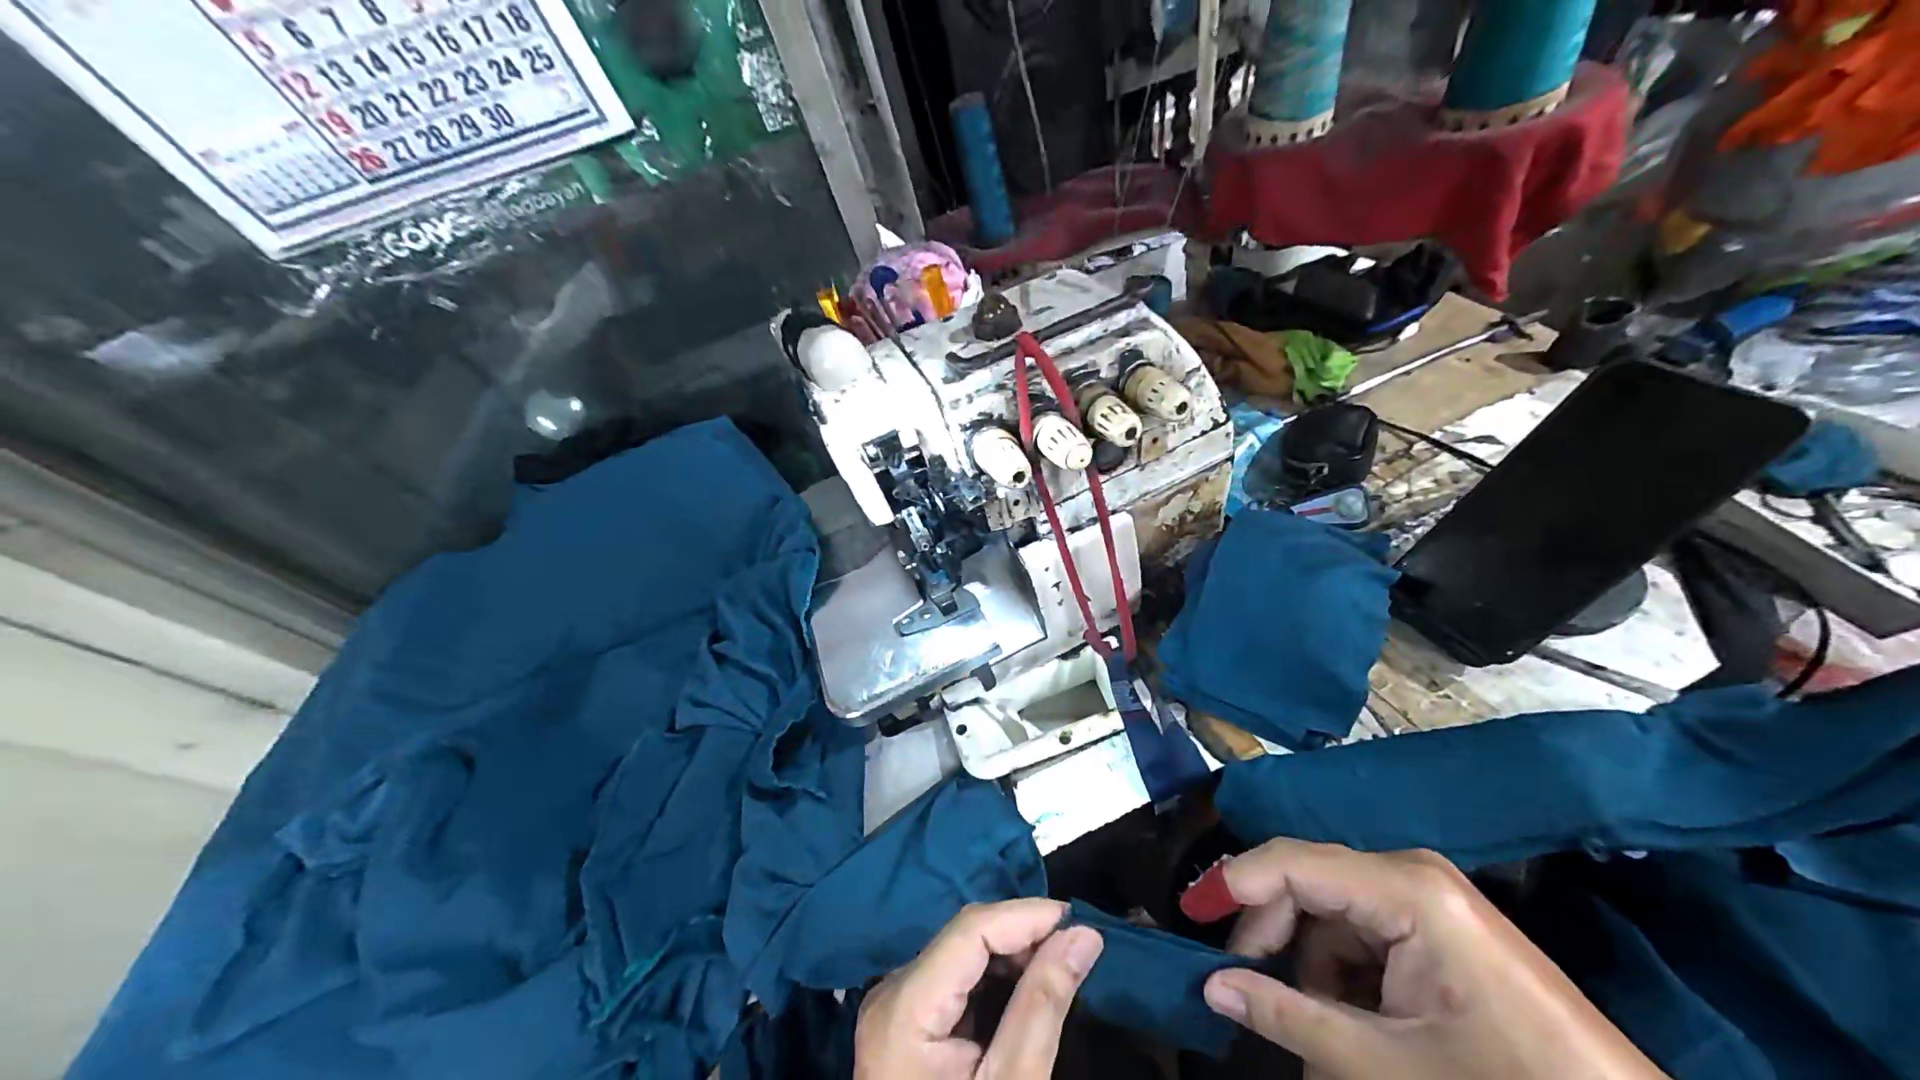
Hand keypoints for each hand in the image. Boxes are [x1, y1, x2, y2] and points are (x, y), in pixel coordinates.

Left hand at [855, 899, 1103, 1079]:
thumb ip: (1042, 1006)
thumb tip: (1083, 936)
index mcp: (906, 1006)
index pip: (969, 929)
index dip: (1024, 916)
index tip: (1077, 920)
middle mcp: (892, 991)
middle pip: (962, 936)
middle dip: (1021, 932)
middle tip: (1075, 944)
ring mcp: (894, 1005)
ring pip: (959, 950)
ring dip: (1010, 950)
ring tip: (1058, 961)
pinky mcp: (905, 1020)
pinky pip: (952, 976)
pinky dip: (992, 973)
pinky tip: (1025, 984)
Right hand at [1199, 839, 1668, 1079]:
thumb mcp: (1384, 1063)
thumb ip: (1288, 1016)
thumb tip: (1211, 985)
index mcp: (1403, 888)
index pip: (1291, 862)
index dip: (1232, 884)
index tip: (1187, 916)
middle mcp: (1410, 874)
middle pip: (1307, 882)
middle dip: (1269, 930)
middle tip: (1241, 985)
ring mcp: (1427, 897)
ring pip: (1330, 911)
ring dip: (1304, 960)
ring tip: (1304, 1022)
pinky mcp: (1437, 925)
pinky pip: (1362, 931)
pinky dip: (1339, 970)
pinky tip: (1345, 1018)